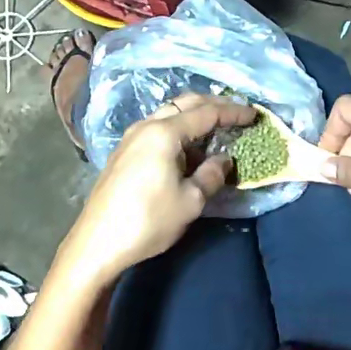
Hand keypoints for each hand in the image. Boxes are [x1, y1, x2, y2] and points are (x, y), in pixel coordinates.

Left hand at [58, 94, 255, 285]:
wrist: (96, 245)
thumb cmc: (148, 221)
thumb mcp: (191, 201)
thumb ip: (212, 175)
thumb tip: (223, 159)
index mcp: (164, 133)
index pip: (207, 113)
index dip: (233, 112)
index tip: (254, 114)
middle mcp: (146, 127)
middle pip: (185, 104)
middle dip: (213, 105)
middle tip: (237, 112)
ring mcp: (131, 138)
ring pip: (169, 115)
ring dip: (194, 116)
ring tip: (217, 127)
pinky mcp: (124, 153)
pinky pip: (158, 128)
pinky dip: (180, 129)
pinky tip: (190, 146)